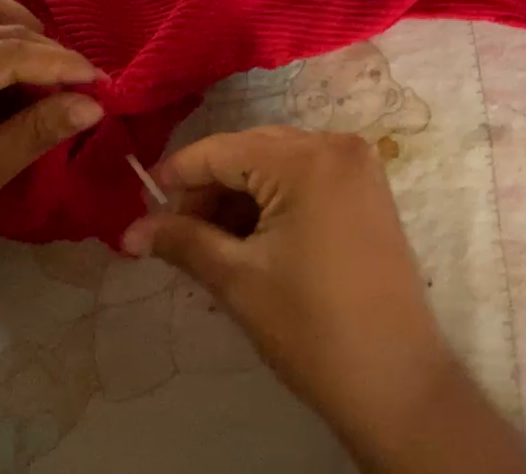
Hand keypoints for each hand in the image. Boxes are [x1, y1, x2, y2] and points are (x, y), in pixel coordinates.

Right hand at [120, 129, 461, 451]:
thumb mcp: (238, 280)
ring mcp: (358, 164)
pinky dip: (274, 197)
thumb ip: (182, 241)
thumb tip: (129, 231)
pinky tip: (252, 236)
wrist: (396, 380)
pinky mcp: (369, 188)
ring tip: (212, 243)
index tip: (142, 208)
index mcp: (305, 159)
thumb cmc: (312, 328)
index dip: (176, 176)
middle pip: (250, 150)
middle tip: (175, 234)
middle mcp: (335, 144)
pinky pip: (306, 174)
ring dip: (240, 194)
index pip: (220, 150)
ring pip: (277, 161)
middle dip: (209, 188)